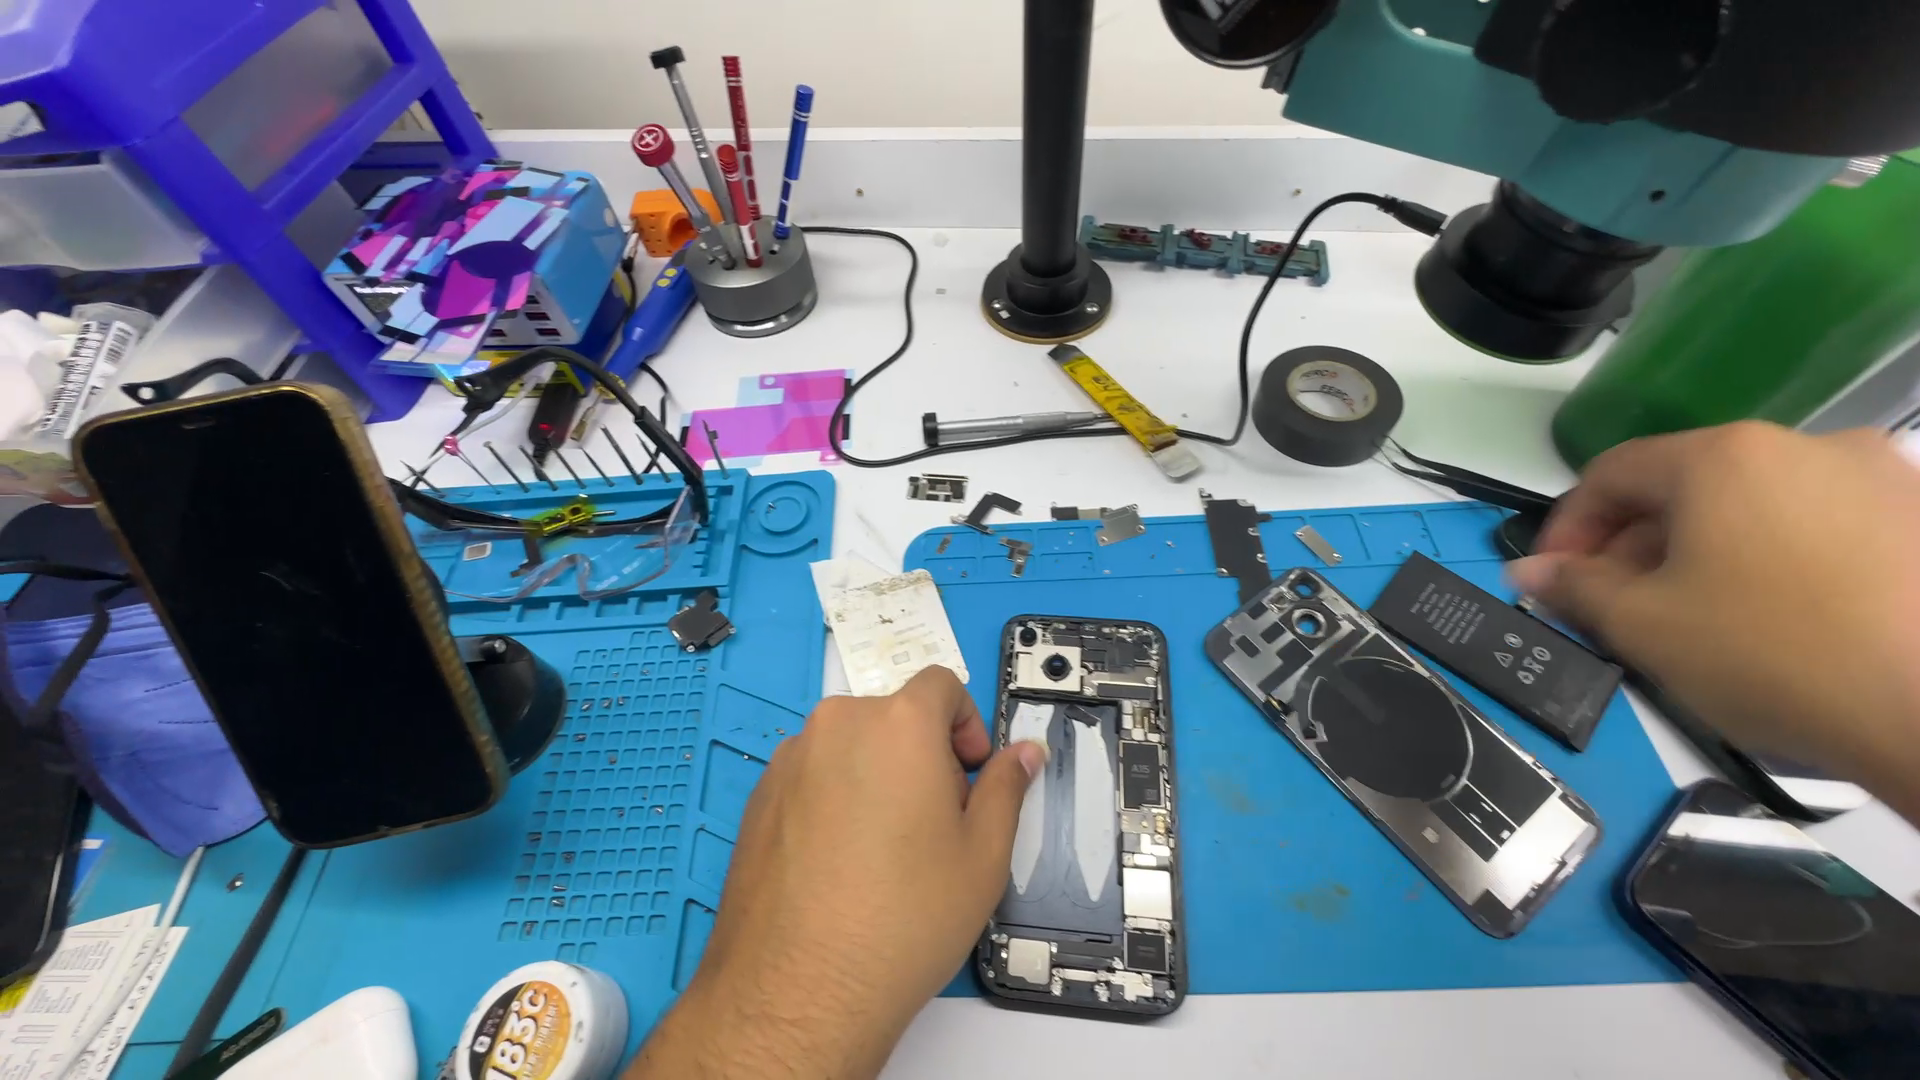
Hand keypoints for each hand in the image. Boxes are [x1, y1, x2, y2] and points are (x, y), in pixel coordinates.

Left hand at [627, 667, 1045, 1079]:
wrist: (797, 989)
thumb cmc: (905, 916)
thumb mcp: (983, 854)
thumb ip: (1007, 788)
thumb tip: (1025, 752)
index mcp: (898, 723)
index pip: (942, 684)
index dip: (967, 722)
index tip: (971, 772)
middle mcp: (837, 725)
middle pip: (895, 716)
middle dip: (924, 753)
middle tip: (936, 821)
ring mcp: (790, 759)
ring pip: (852, 745)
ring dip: (878, 774)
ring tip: (886, 849)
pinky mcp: (759, 795)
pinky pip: (813, 773)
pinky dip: (836, 795)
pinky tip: (841, 862)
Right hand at [1509, 423, 1919, 817]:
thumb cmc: (1770, 654)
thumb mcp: (1639, 623)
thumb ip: (1570, 586)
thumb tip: (1528, 571)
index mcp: (1723, 457)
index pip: (1609, 475)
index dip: (1565, 529)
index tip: (1552, 580)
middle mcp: (1806, 446)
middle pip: (1682, 488)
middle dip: (1632, 545)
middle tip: (1615, 604)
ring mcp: (1884, 479)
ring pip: (1750, 507)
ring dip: (1699, 552)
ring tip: (1693, 615)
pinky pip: (1816, 526)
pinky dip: (1771, 559)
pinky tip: (1771, 616)